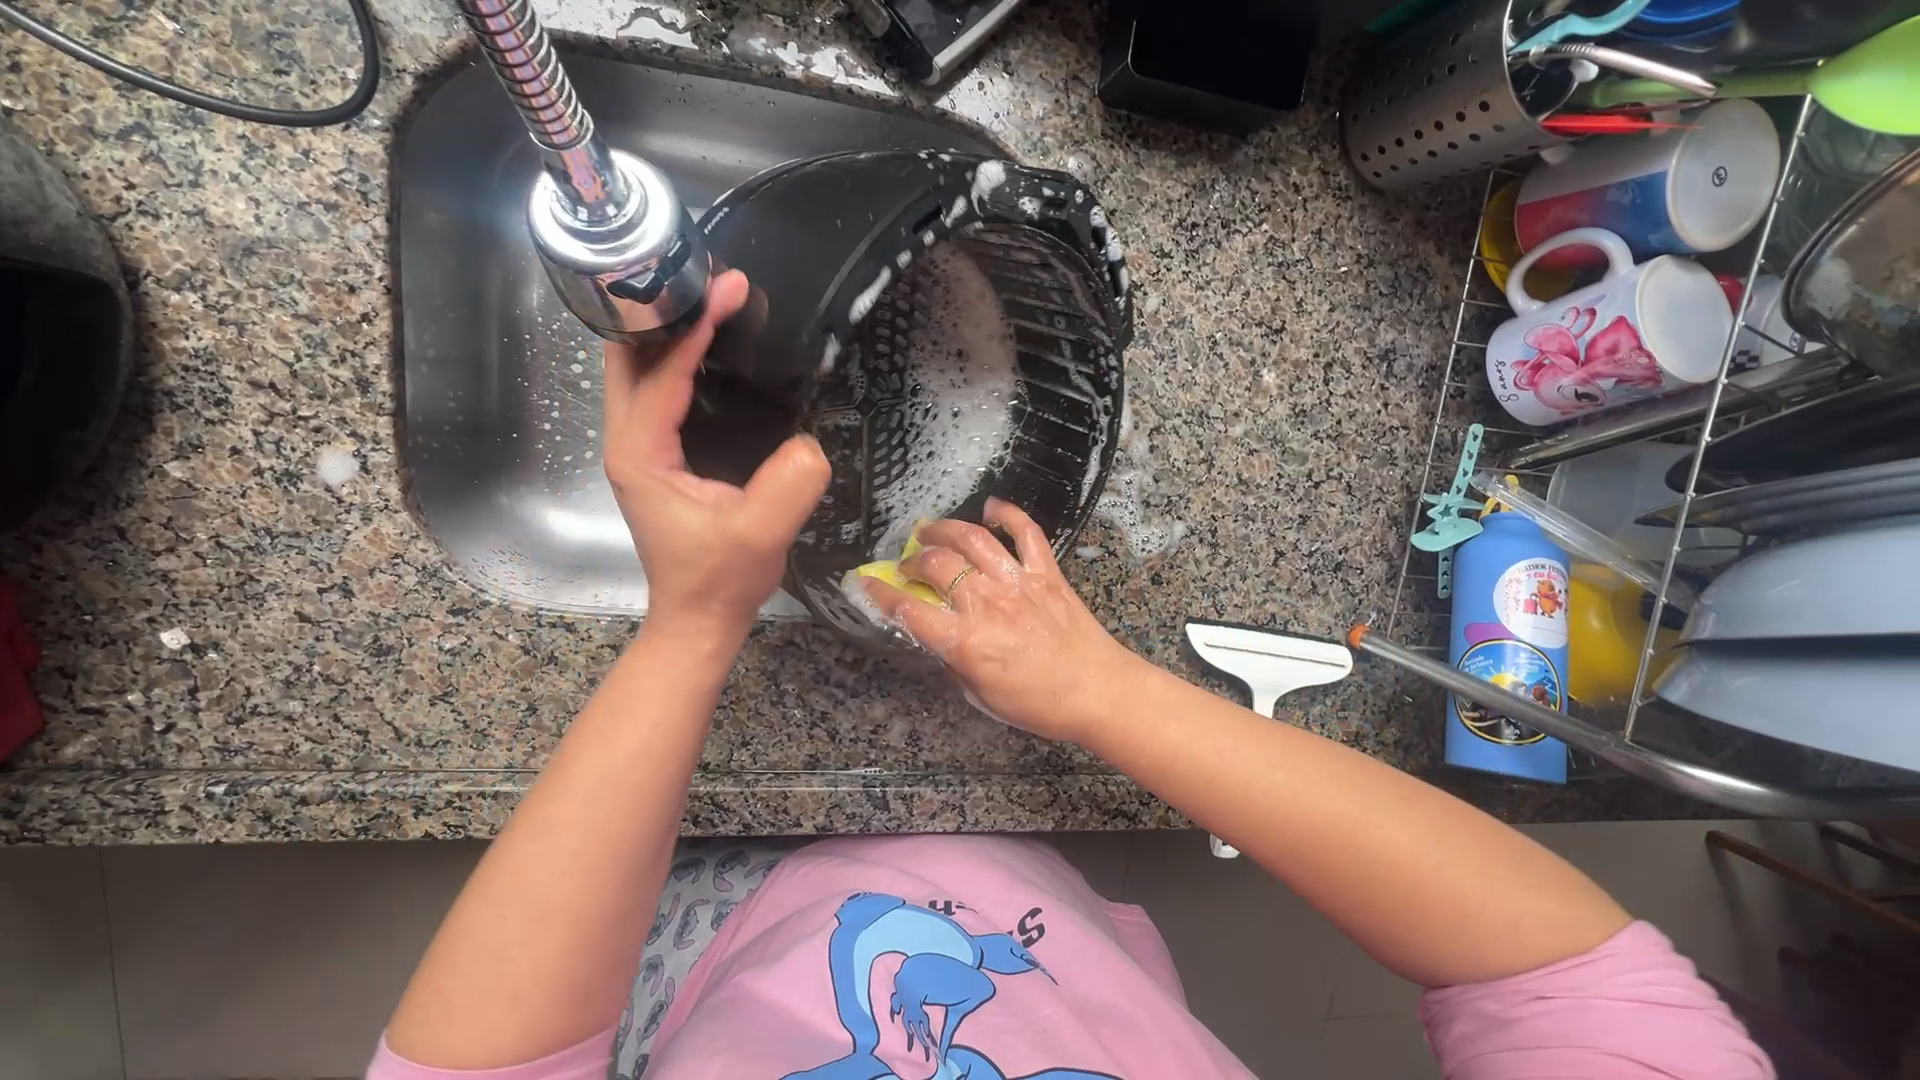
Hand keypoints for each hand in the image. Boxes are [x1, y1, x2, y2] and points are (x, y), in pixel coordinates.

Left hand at [603, 270, 830, 639]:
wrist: (700, 618)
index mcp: (640, 452)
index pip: (660, 370)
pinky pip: (659, 388)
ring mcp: (639, 446)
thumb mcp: (759, 536)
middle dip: (665, 310)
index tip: (729, 289)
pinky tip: (714, 344)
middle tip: (711, 277)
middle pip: (627, 354)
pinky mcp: (657, 453)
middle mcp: (628, 440)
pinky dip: (680, 356)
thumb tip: (810, 441)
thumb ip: (788, 486)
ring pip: (638, 367)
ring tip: (712, 296)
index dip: (693, 325)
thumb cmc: (720, 580)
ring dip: (669, 328)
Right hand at [863, 498, 1136, 742]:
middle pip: (936, 565)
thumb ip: (954, 663)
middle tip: (907, 566)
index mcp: (967, 642)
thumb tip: (938, 639)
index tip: (867, 584)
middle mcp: (987, 604)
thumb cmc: (1040, 704)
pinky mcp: (1047, 573)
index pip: (910, 611)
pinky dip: (1008, 514)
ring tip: (930, 531)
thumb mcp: (981, 696)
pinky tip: (991, 508)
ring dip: (945, 530)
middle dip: (912, 561)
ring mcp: (1018, 583)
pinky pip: (1026, 533)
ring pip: (972, 540)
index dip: (881, 595)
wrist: (1099, 692)